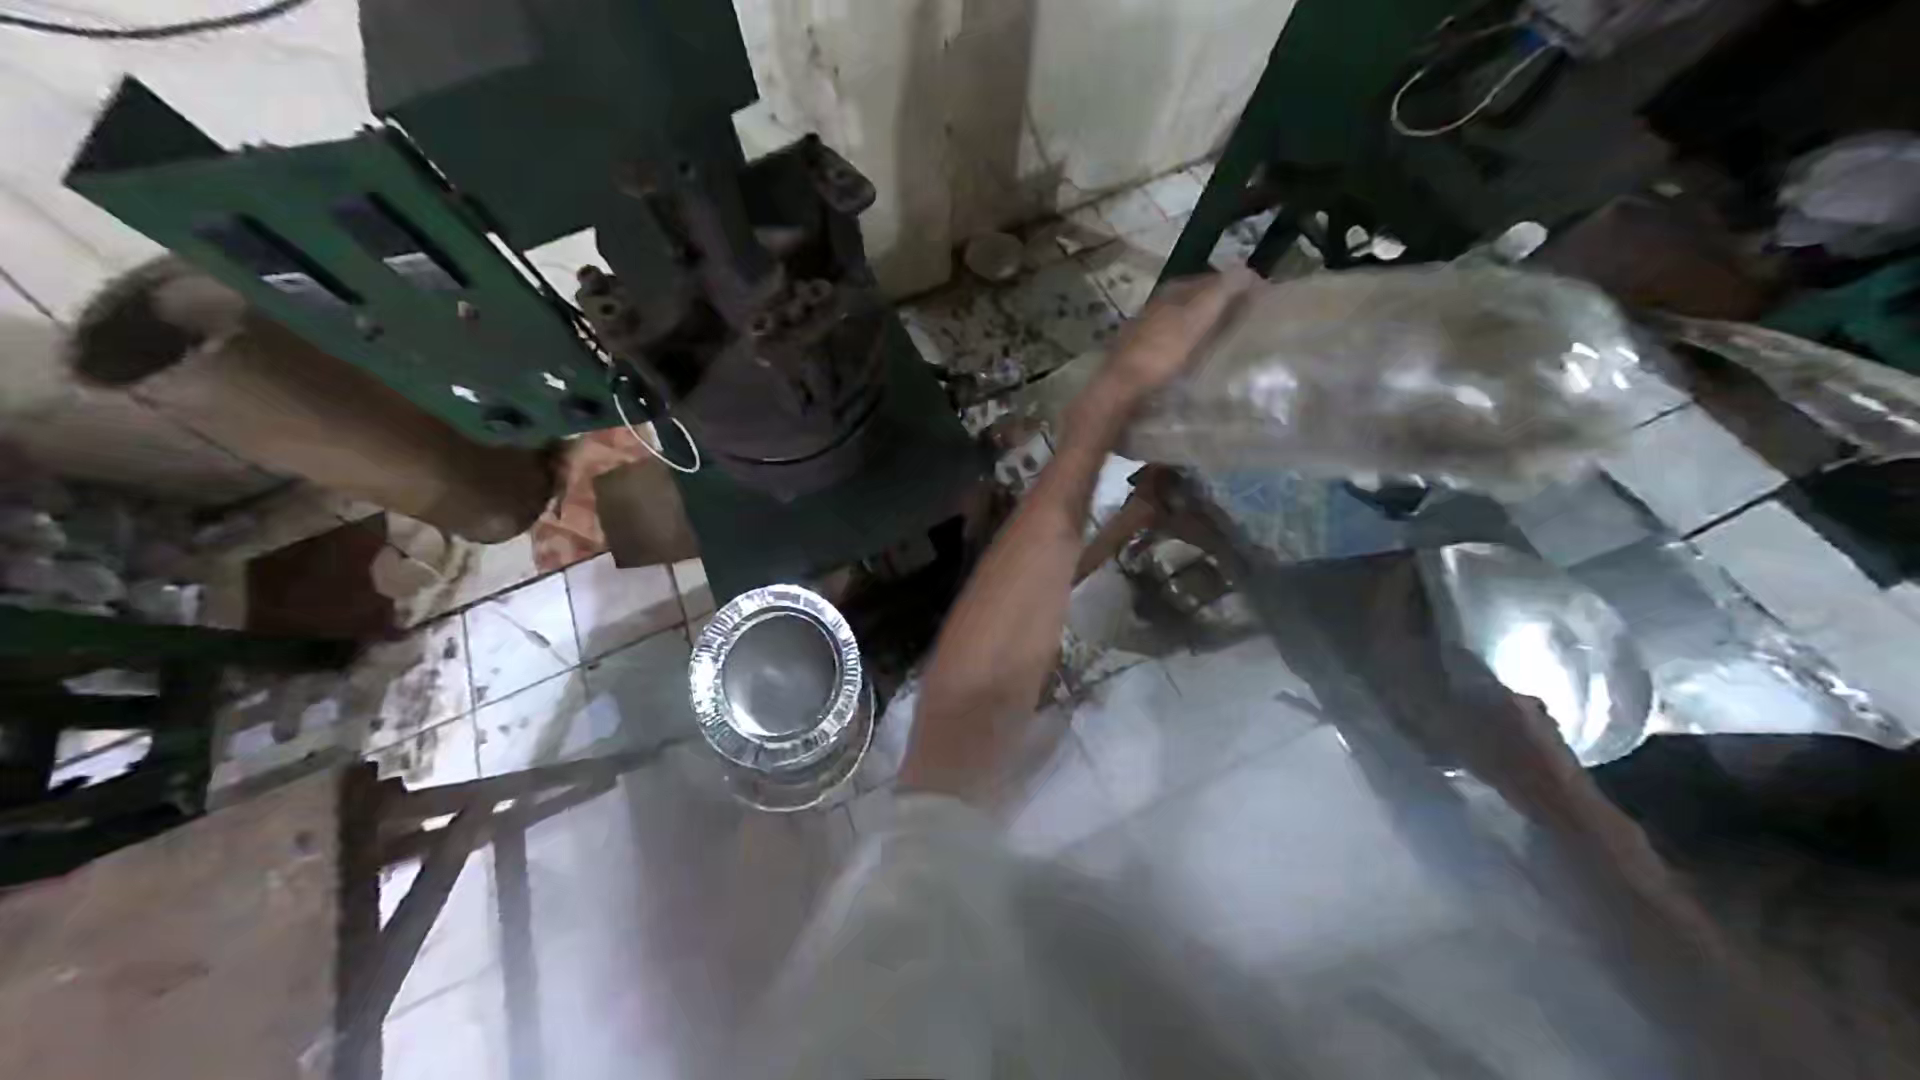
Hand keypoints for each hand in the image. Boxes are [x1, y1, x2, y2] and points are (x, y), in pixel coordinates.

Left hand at [1097, 267, 1257, 401]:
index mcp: (1172, 291)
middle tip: (1250, 321)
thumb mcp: (1196, 317)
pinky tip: (1198, 360)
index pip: (1213, 278)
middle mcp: (1157, 306)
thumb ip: (1221, 291)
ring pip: (1185, 323)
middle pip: (1197, 301)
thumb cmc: (1161, 351)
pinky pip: (1174, 345)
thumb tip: (1246, 268)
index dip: (1238, 285)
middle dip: (1222, 307)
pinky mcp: (1141, 356)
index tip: (1261, 298)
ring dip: (1206, 328)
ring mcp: (1146, 332)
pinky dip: (1190, 347)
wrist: (1121, 388)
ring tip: (1229, 341)